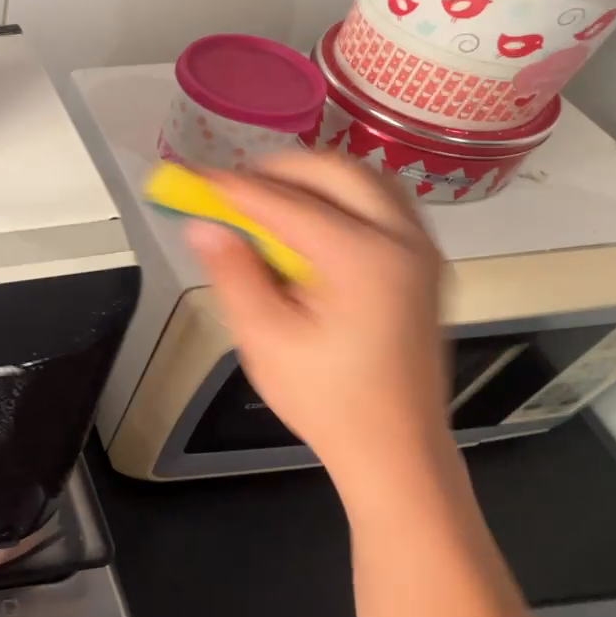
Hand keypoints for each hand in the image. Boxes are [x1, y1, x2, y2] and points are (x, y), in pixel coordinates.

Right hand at [186, 152, 452, 492]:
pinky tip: (308, 228)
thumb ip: (234, 273)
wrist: (395, 446)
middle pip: (337, 170)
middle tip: (231, 189)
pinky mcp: (423, 264)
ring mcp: (421, 250)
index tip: (192, 178)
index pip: (284, 201)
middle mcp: (402, 239)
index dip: (231, 187)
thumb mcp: (264, 338)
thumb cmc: (326, 399)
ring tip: (265, 203)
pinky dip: (341, 198)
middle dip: (278, 170)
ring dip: (312, 180)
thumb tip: (203, 225)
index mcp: (362, 258)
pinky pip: (382, 204)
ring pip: (366, 179)